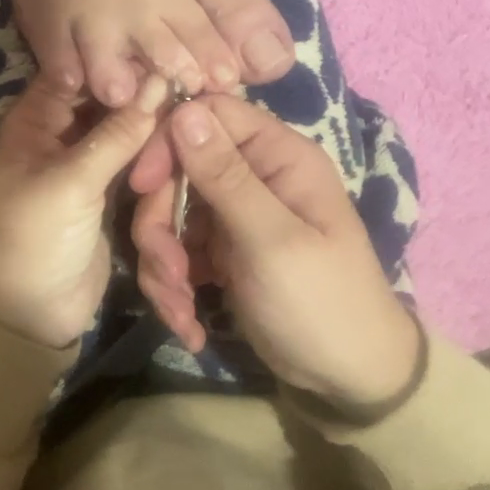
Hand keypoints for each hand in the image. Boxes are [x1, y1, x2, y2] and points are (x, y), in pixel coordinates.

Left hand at [0, 73, 168, 348]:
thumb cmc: (35, 237)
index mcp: (34, 122)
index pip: (77, 72)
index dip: (118, 60)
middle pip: (104, 99)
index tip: (166, 49)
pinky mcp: (105, 191)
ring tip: (198, 102)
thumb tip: (159, 82)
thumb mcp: (72, 182)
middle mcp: (57, 134)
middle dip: (142, 91)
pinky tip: (187, 138)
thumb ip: (117, 134)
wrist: (30, 310)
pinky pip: (133, 159)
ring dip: (153, 123)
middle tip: (194, 78)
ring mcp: (83, 163)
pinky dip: (154, 152)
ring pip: (123, 128)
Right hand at [129, 95, 422, 412]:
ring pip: (167, 214)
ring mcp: (233, 214)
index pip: (207, 115)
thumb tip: (184, 110)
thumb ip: (225, 176)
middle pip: (176, 170)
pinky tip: (189, 319)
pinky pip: (174, 249)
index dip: (167, 143)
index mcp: (279, 157)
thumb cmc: (322, 304)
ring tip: (182, 309)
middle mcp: (253, 176)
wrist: (346, 379)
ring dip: (162, 263)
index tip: (143, 186)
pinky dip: (172, 284)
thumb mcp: (271, 240)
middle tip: (167, 271)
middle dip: (159, 224)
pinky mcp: (218, 249)